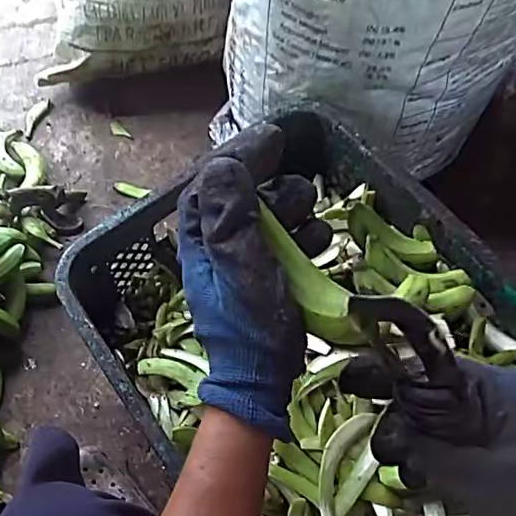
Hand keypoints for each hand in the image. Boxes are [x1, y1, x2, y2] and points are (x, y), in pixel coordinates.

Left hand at [175, 125, 303, 439]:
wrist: (263, 378)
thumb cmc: (247, 325)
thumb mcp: (239, 266)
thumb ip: (230, 215)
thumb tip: (223, 163)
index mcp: (199, 238)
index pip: (213, 180)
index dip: (241, 156)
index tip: (275, 138)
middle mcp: (218, 242)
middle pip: (247, 191)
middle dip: (275, 190)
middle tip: (296, 200)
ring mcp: (244, 257)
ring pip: (273, 211)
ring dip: (296, 212)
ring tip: (308, 231)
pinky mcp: (269, 271)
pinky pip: (290, 237)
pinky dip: (306, 236)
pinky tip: (316, 248)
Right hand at [371, 358, 515, 515]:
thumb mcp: (487, 480)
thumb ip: (433, 455)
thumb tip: (387, 437)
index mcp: (499, 388)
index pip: (434, 363)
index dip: (391, 367)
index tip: (354, 379)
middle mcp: (500, 392)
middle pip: (430, 392)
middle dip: (403, 420)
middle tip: (391, 452)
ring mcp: (505, 414)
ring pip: (441, 416)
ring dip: (420, 443)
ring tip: (417, 477)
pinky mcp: (509, 436)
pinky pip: (460, 434)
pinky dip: (441, 453)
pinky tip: (436, 480)